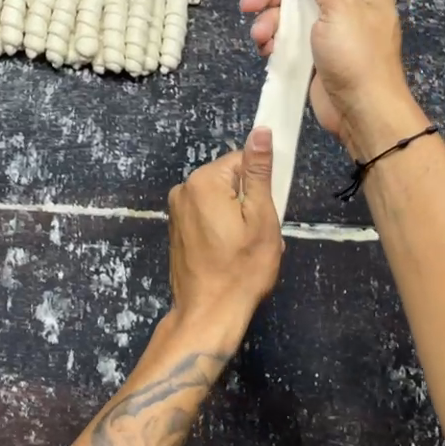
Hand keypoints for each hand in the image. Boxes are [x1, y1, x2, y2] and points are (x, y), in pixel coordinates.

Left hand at [164, 129, 284, 334]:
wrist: (209, 314)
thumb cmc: (242, 268)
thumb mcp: (261, 217)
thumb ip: (259, 172)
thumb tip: (261, 131)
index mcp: (203, 180)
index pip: (242, 161)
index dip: (261, 184)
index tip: (268, 211)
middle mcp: (183, 189)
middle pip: (229, 180)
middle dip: (249, 202)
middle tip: (260, 234)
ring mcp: (176, 211)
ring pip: (220, 200)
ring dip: (238, 218)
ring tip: (247, 247)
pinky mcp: (176, 229)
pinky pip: (207, 216)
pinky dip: (222, 228)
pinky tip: (231, 253)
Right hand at [239, 0, 427, 158]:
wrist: (362, 110)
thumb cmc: (356, 54)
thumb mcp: (339, 8)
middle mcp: (346, 8)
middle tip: (248, 5)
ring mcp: (329, 34)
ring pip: (291, 17)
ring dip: (270, 23)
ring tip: (260, 37)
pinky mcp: (315, 57)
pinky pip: (290, 41)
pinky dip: (276, 42)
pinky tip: (266, 49)